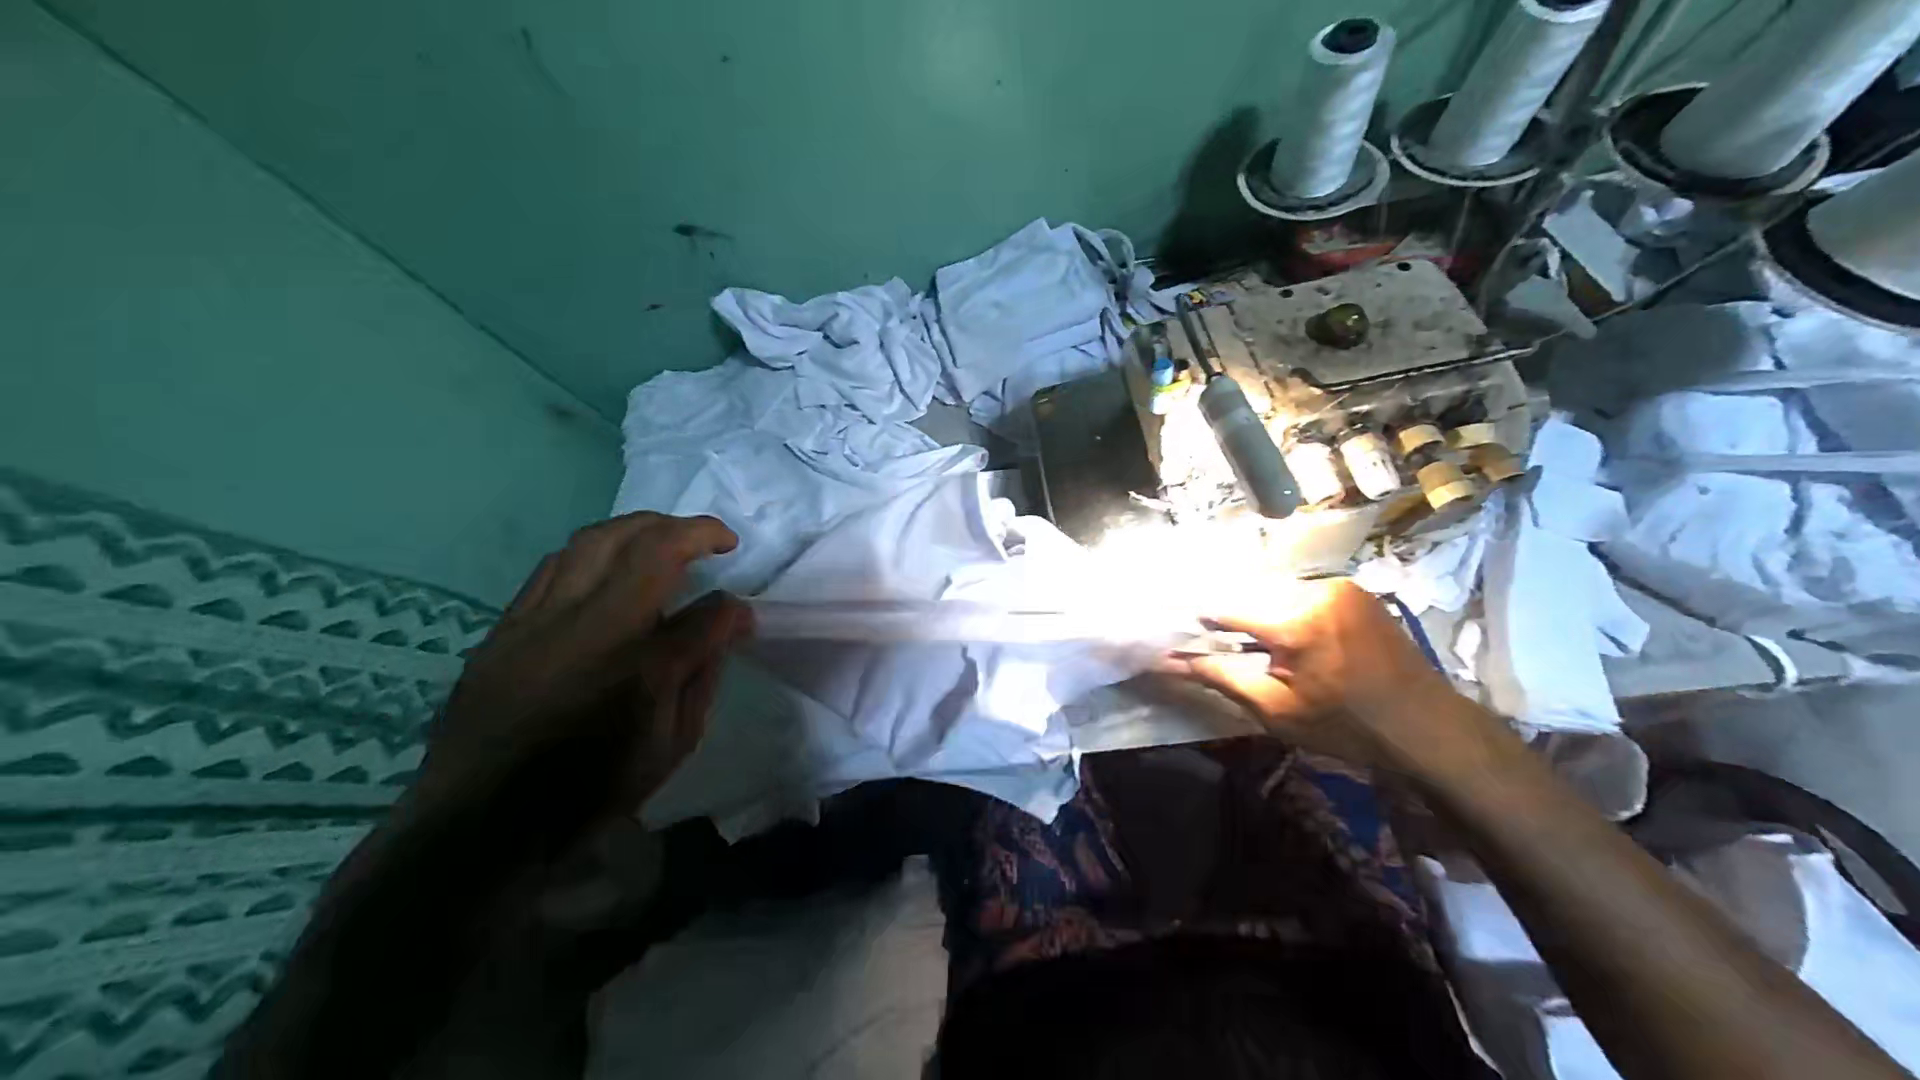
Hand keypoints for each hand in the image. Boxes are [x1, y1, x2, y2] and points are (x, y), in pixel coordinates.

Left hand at [417, 511, 747, 817]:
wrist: (480, 824)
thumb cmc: (590, 789)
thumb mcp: (670, 744)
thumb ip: (703, 674)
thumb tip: (730, 623)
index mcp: (638, 669)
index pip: (703, 614)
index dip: (731, 607)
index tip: (741, 611)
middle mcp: (588, 629)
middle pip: (644, 545)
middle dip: (688, 530)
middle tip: (713, 539)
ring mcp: (539, 621)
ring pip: (593, 541)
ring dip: (639, 527)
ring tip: (663, 536)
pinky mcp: (505, 627)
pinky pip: (553, 567)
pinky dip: (591, 553)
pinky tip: (606, 565)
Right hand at [1165, 580, 1495, 772]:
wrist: (1427, 726)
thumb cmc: (1346, 726)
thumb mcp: (1276, 711)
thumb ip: (1221, 677)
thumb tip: (1171, 661)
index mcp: (1296, 625)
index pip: (1228, 610)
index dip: (1203, 621)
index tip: (1184, 630)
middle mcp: (1316, 593)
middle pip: (1253, 597)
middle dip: (1236, 618)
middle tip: (1229, 644)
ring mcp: (1340, 587)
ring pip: (1278, 592)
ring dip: (1263, 612)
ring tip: (1263, 643)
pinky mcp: (1355, 590)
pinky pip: (1304, 592)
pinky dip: (1290, 608)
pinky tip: (1294, 636)